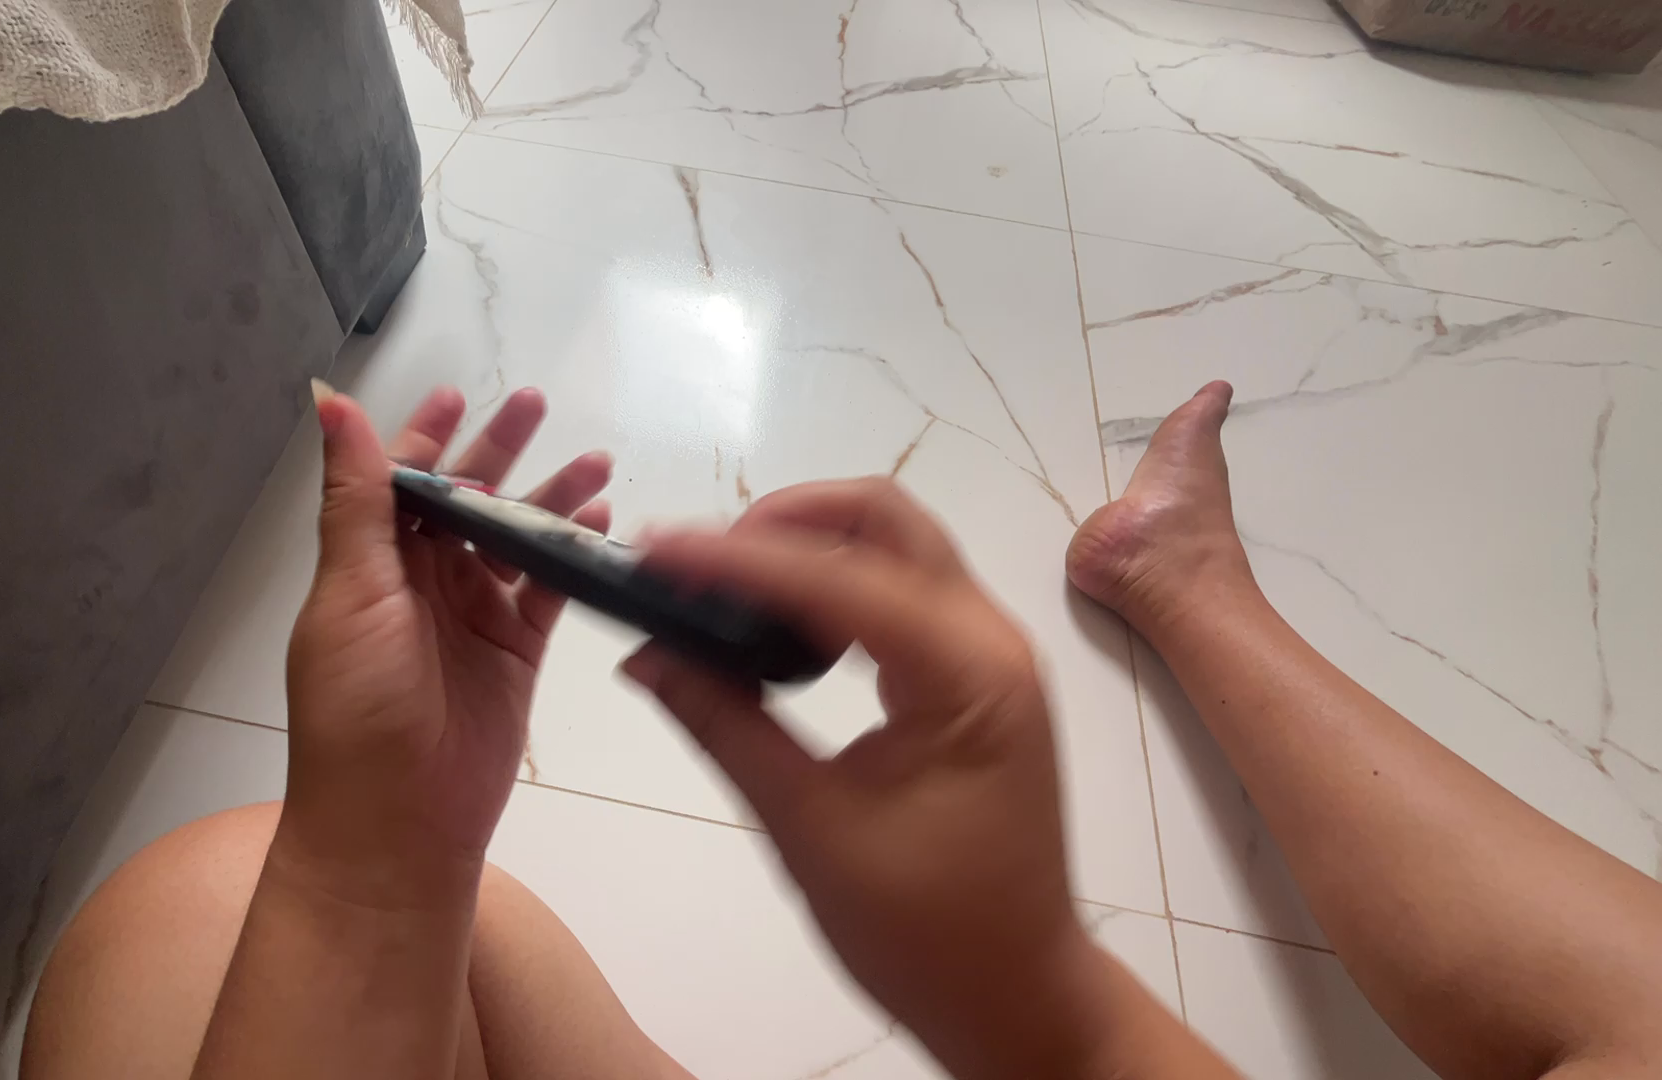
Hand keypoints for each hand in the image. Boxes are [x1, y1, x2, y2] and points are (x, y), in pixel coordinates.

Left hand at [275, 382, 611, 903]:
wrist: (400, 822)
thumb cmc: (360, 709)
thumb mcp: (352, 597)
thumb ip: (356, 503)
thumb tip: (331, 406)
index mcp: (374, 564)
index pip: (401, 481)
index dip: (426, 435)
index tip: (456, 396)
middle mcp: (425, 580)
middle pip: (468, 499)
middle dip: (500, 449)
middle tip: (536, 404)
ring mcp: (476, 611)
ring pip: (518, 537)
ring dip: (551, 498)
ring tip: (594, 461)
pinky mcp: (518, 645)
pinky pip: (549, 586)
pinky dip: (572, 554)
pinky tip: (597, 522)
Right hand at [622, 479, 1111, 1078]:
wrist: (1017, 992)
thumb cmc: (925, 933)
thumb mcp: (809, 828)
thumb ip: (724, 725)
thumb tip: (644, 655)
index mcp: (967, 674)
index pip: (838, 579)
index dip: (738, 560)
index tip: (657, 551)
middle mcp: (988, 635)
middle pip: (885, 517)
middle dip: (786, 519)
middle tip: (702, 561)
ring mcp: (983, 646)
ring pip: (891, 541)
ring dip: (805, 542)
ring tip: (725, 580)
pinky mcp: (965, 666)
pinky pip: (892, 588)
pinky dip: (828, 581)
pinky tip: (776, 617)